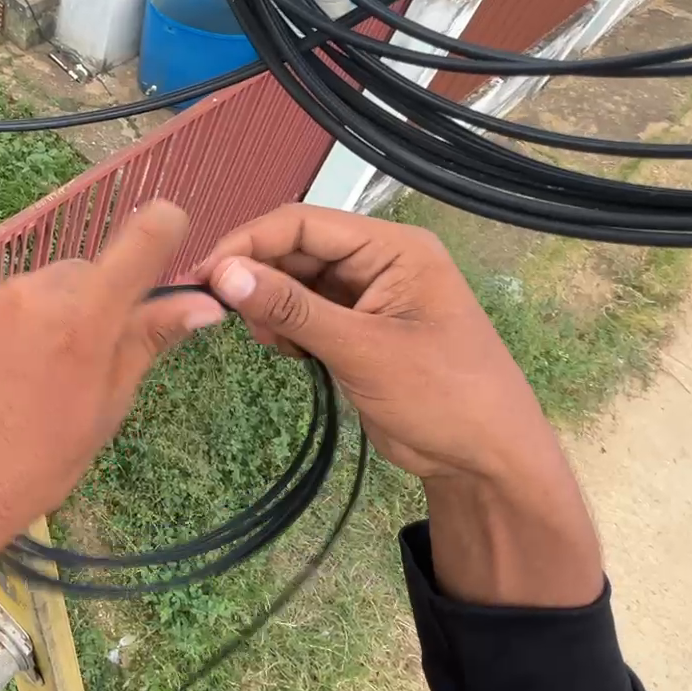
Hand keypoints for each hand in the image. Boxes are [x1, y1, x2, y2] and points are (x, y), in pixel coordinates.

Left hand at [0, 201, 222, 671]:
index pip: (139, 243)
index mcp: (83, 319)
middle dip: (88, 301)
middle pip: (78, 274)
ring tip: (24, 374)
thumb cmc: (40, 463)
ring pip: (30, 291)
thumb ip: (149, 340)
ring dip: (38, 316)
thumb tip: (205, 304)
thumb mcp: (106, 407)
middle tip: (79, 357)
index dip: (161, 227)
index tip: (169, 225)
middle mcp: (31, 294)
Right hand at [191, 204, 544, 482]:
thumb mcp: (363, 350)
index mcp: (392, 247)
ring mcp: (363, 293)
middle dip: (256, 277)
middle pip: (293, 249)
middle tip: (219, 311)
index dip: (249, 243)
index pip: (303, 224)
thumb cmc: (443, 398)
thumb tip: (222, 274)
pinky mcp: (352, 325)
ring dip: (268, 306)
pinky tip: (289, 352)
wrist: (486, 466)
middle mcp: (376, 260)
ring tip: (274, 342)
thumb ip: (291, 309)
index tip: (204, 275)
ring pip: (292, 281)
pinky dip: (283, 327)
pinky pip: (300, 310)